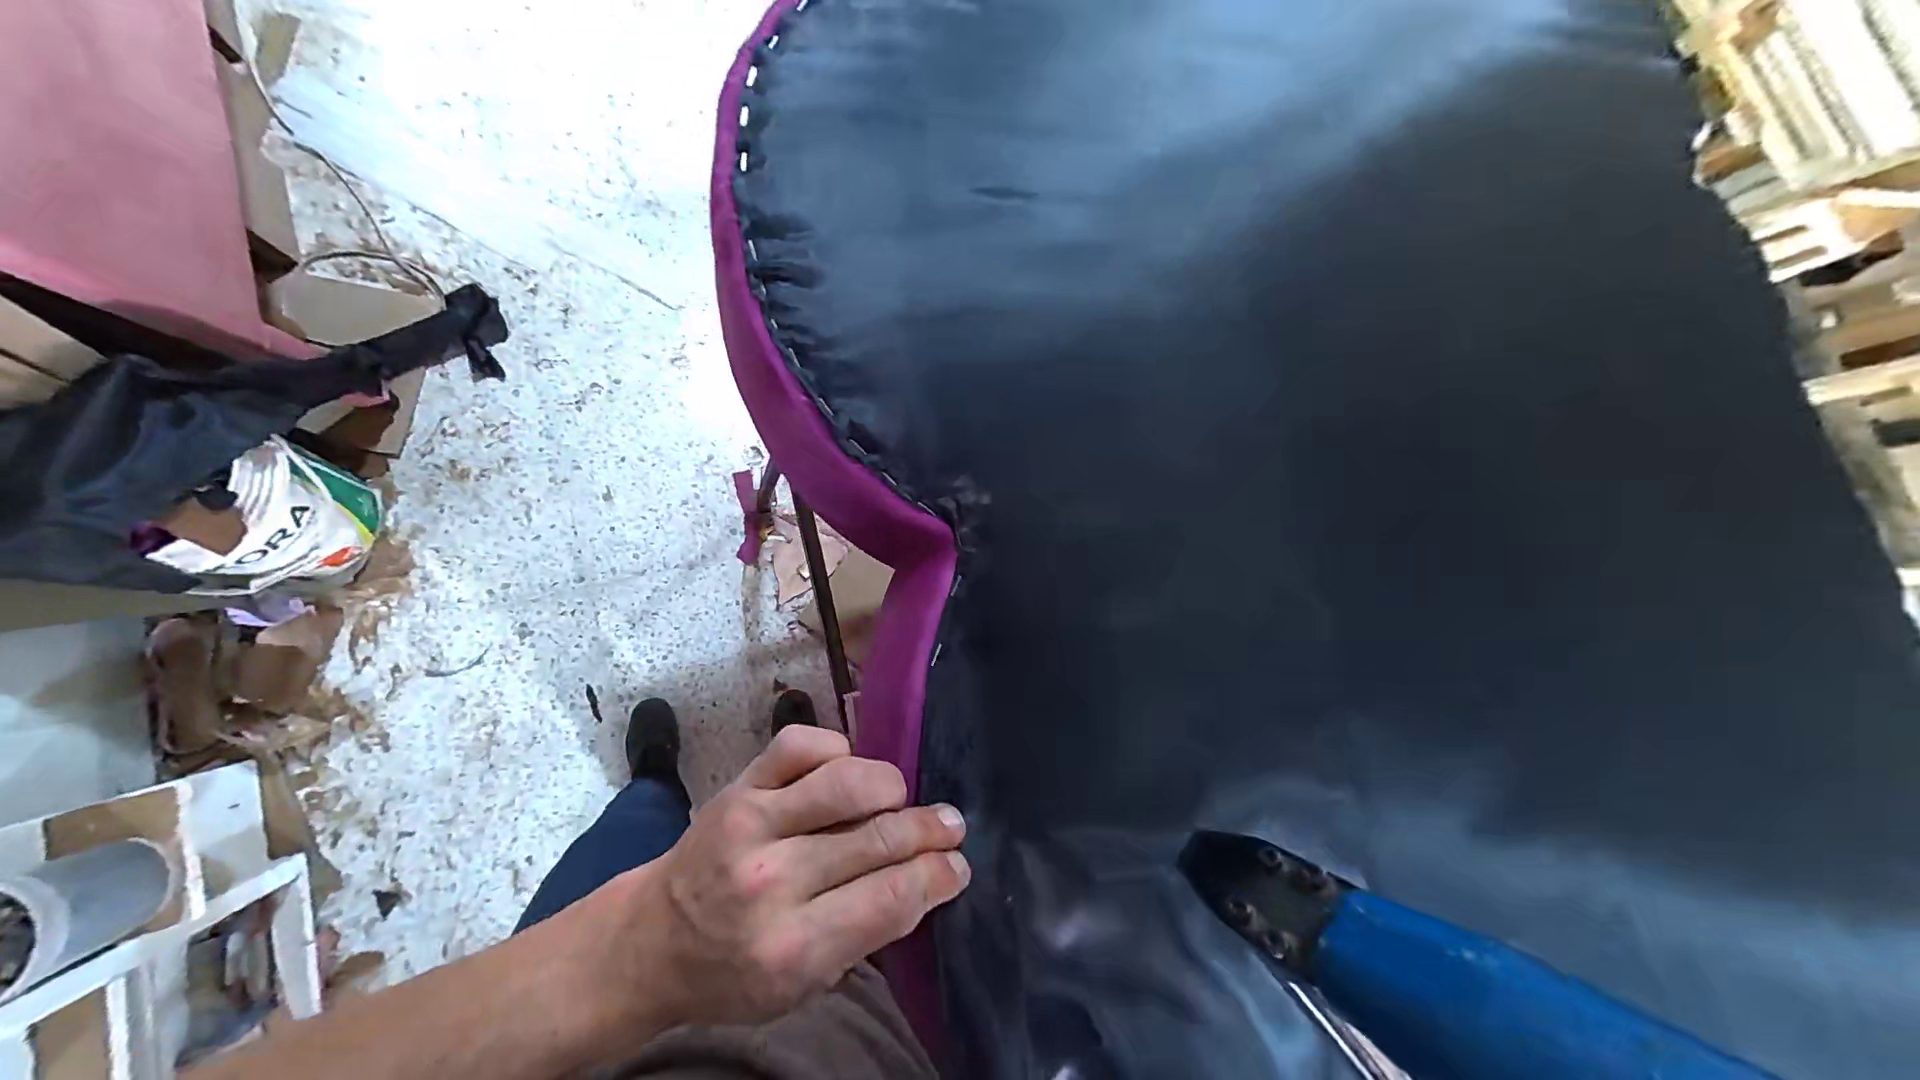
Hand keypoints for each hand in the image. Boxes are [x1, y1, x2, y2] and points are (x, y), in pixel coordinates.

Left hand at [601, 726, 969, 1027]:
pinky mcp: (738, 786)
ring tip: (901, 797)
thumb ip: (867, 934)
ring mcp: (751, 823)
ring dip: (891, 786)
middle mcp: (771, 882)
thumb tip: (931, 875)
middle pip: (879, 837)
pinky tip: (845, 770)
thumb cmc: (735, 972)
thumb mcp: (804, 985)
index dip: (938, 875)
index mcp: (792, 949)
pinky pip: (802, 743)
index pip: (891, 898)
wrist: (652, 939)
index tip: (958, 865)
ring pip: (848, 781)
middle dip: (930, 828)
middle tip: (951, 825)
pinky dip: (837, 749)